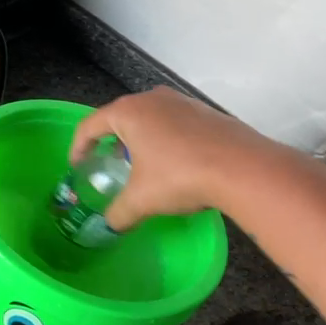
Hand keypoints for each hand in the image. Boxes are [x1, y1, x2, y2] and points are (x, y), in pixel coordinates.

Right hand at [70, 87, 278, 229]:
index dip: (78, 148)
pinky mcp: (208, 112)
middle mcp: (152, 99)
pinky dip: (168, 140)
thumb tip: (109, 226)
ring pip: (150, 119)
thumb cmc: (181, 176)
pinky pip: (176, 123)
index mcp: (127, 112)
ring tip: (145, 166)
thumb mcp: (142, 200)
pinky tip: (177, 164)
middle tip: (111, 166)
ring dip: (141, 140)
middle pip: (119, 119)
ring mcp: (183, 102)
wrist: (247, 170)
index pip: (89, 126)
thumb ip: (119, 213)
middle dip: (111, 143)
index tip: (78, 167)